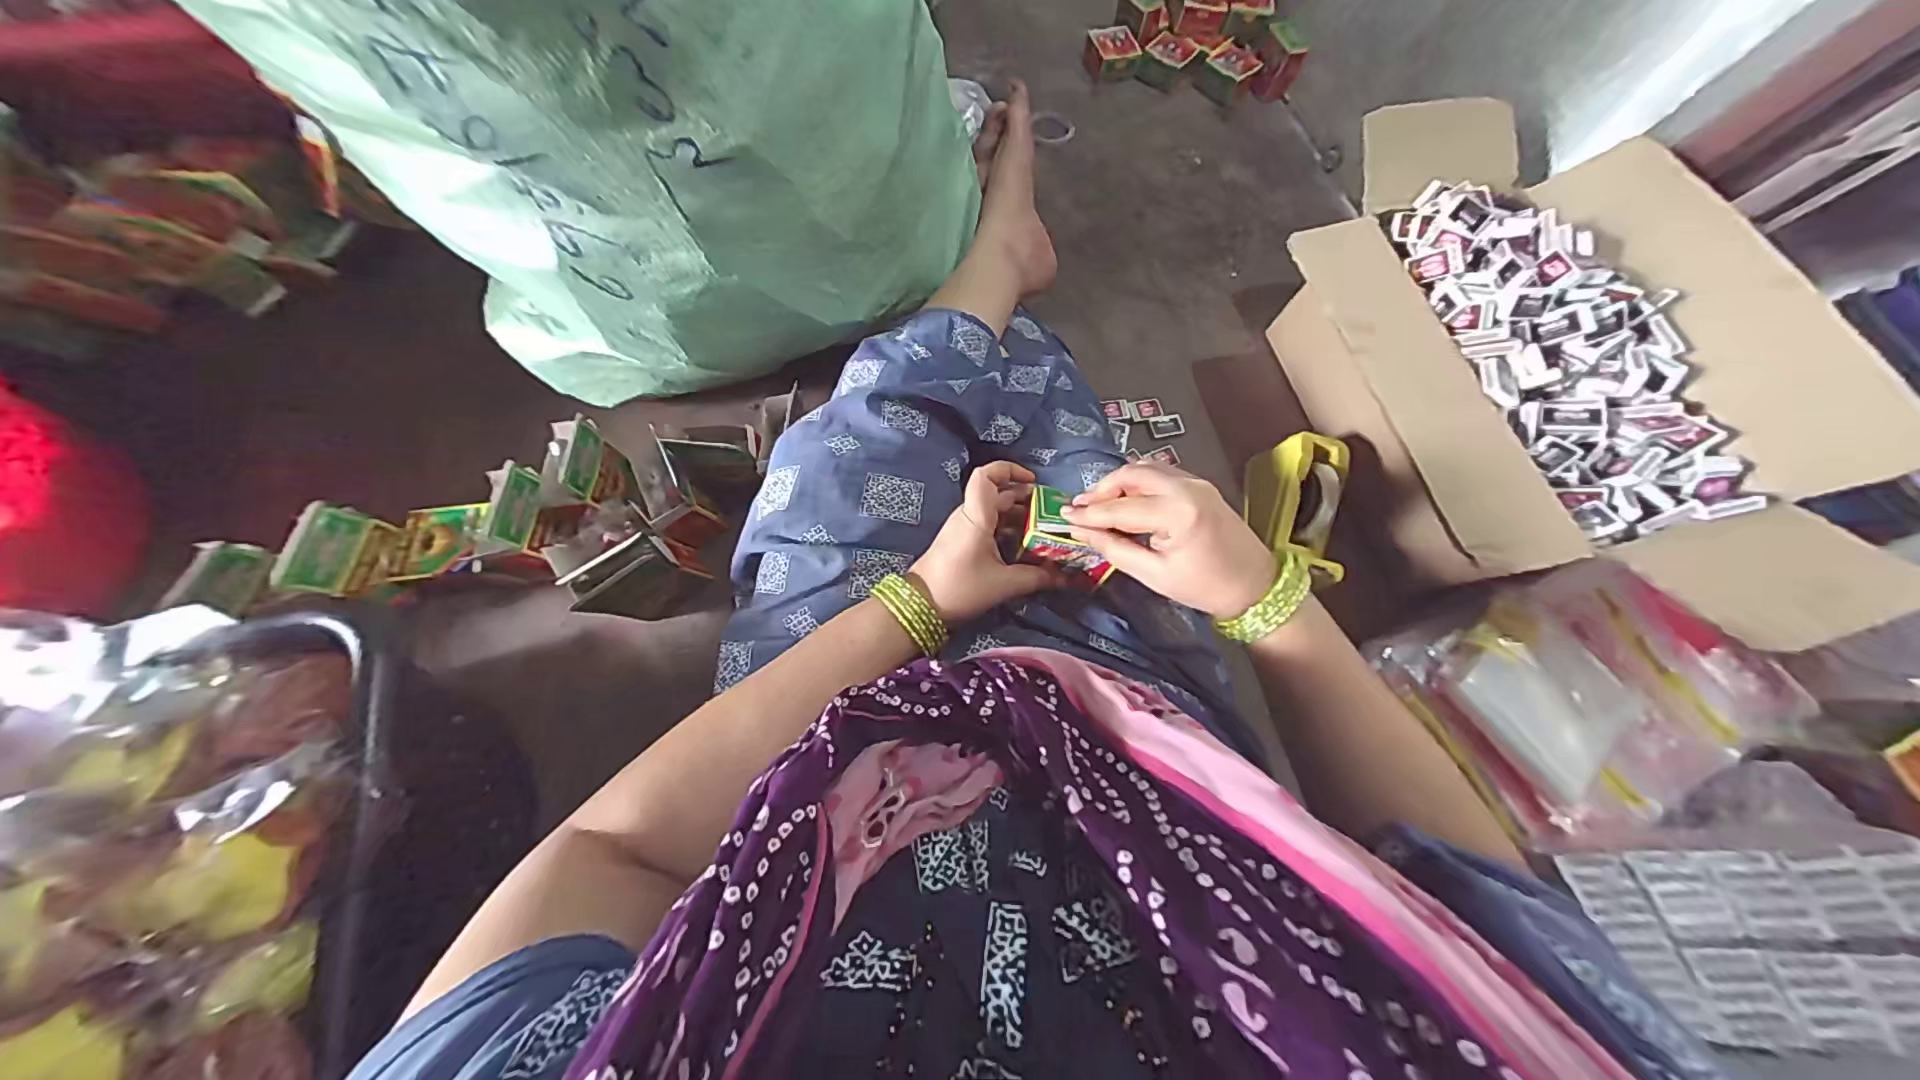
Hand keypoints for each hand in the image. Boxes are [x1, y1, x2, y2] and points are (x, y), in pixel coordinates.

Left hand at [911, 461, 1059, 624]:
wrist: (921, 606)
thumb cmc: (960, 588)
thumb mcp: (1004, 584)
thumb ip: (1037, 578)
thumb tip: (1065, 578)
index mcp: (976, 516)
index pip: (986, 476)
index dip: (1010, 470)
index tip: (1033, 482)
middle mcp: (969, 516)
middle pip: (998, 493)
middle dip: (1025, 498)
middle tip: (1050, 513)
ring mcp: (963, 528)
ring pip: (994, 511)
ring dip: (1018, 516)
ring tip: (1043, 531)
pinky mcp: (962, 542)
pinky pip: (988, 526)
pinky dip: (1007, 530)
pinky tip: (1024, 546)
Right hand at [1061, 463, 1276, 619]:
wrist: (1255, 586)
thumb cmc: (1204, 586)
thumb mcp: (1153, 574)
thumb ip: (1113, 549)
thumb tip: (1081, 532)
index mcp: (1177, 513)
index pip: (1121, 507)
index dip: (1088, 513)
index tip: (1063, 515)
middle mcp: (1187, 487)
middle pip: (1131, 474)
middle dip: (1101, 490)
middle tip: (1079, 508)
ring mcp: (1196, 482)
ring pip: (1144, 468)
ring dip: (1118, 483)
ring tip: (1098, 504)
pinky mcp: (1200, 484)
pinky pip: (1159, 473)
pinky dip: (1136, 482)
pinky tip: (1125, 499)